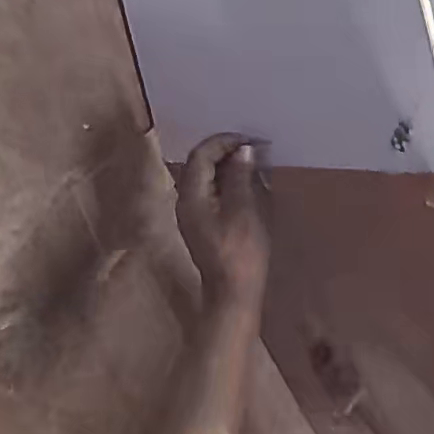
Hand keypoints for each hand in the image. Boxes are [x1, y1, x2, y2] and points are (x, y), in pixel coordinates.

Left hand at [174, 133, 269, 314]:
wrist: (232, 294)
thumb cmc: (240, 254)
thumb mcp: (244, 212)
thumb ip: (240, 178)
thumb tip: (243, 150)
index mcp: (190, 196)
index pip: (200, 155)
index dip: (222, 142)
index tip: (247, 140)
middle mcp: (184, 200)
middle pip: (197, 163)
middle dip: (222, 150)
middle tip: (249, 146)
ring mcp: (190, 212)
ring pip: (202, 176)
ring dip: (223, 164)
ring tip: (249, 159)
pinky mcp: (200, 222)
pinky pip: (207, 189)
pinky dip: (223, 179)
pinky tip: (242, 180)